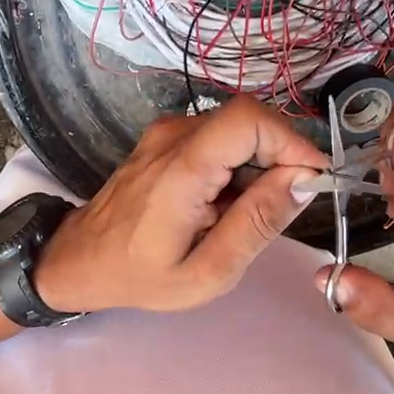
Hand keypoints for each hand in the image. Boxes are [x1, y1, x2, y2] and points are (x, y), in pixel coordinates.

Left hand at [35, 96, 327, 313]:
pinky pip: (217, 138)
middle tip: (277, 209)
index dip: (291, 140)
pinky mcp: (165, 137)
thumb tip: (304, 180)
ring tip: (239, 215)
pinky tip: (221, 205)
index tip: (312, 180)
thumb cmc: (141, 275)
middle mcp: (174, 135)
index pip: (249, 118)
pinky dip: (235, 166)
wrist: (81, 258)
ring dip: (256, 166)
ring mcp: (166, 132)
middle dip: (278, 159)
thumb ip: (257, 223)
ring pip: (236, 130)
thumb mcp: (208, 271)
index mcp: (183, 167)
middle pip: (248, 122)